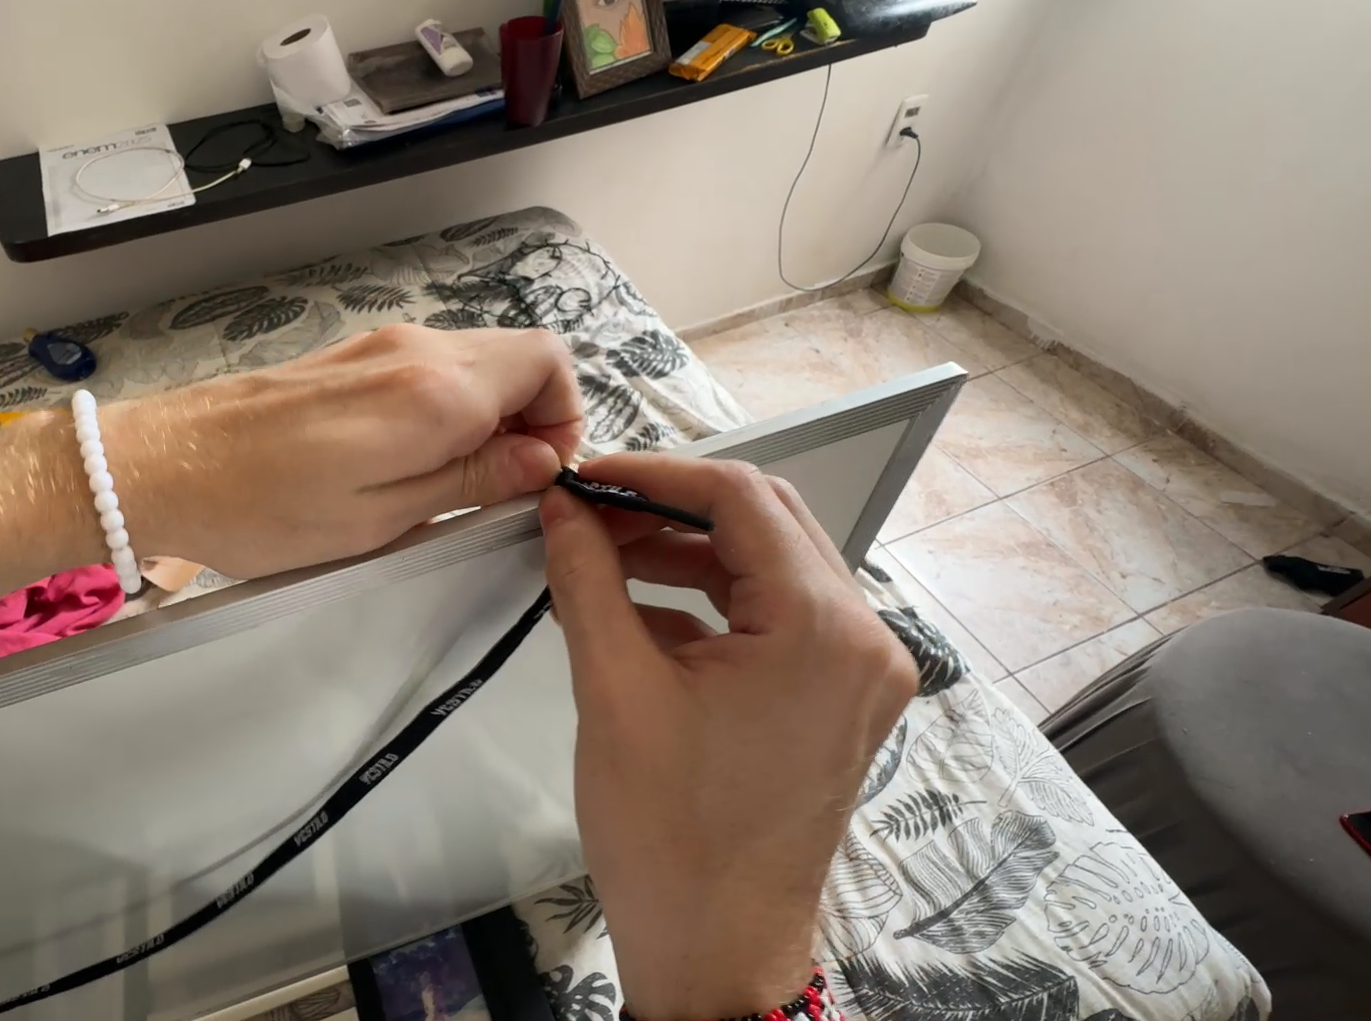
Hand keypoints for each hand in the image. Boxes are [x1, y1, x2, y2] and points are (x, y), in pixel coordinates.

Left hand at [98, 324, 582, 579]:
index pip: (547, 363)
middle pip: (517, 356)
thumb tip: (543, 460)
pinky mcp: (354, 356)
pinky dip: (446, 407)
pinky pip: (430, 370)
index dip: (563, 417)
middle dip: (531, 418)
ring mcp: (381, 345)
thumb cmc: (266, 509)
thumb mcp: (384, 517)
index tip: (537, 473)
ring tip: (449, 479)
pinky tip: (408, 457)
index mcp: (435, 391)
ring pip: (475, 363)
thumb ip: (474, 480)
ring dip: (487, 416)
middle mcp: (416, 350)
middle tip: (498, 484)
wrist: (165, 466)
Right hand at [539, 455, 916, 1019]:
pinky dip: (701, 596)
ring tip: (602, 553)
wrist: (713, 948)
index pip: (741, 497)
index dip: (655, 472)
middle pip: (762, 520)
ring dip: (681, 549)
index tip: (587, 478)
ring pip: (763, 563)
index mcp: (820, 629)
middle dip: (668, 504)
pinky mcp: (831, 694)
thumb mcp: (613, 685)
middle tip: (591, 511)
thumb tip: (562, 507)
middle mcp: (860, 637)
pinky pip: (766, 612)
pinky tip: (634, 608)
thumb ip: (587, 576)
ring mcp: (854, 668)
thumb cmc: (664, 829)